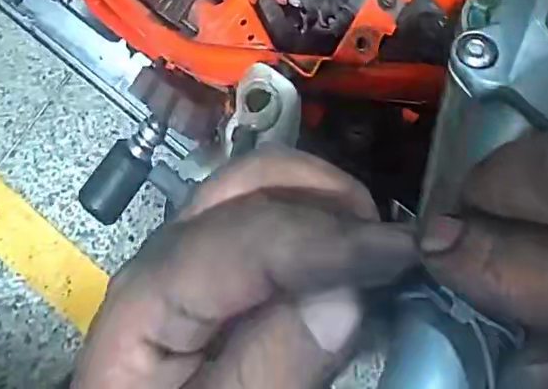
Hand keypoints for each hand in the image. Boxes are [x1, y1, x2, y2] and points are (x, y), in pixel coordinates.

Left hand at [74, 148, 416, 388]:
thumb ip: (270, 368)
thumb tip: (345, 294)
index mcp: (148, 293)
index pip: (248, 234)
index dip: (329, 236)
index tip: (398, 251)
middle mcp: (169, 253)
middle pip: (253, 180)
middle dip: (328, 195)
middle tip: (390, 244)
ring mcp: (192, 258)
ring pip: (265, 190)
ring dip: (328, 206)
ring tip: (377, 255)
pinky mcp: (214, 276)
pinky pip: (271, 227)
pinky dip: (318, 233)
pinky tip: (348, 267)